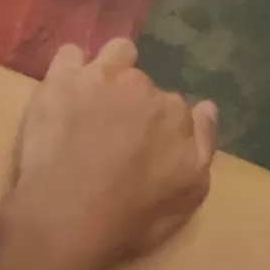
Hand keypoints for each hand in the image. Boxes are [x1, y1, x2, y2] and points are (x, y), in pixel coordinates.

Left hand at [0, 39, 218, 269]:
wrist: (65, 215)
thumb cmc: (129, 216)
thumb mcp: (188, 196)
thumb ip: (204, 144)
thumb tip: (208, 106)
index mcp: (176, 113)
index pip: (175, 109)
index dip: (159, 129)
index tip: (144, 150)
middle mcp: (143, 87)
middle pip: (143, 84)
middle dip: (133, 102)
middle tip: (113, 134)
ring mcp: (101, 78)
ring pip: (116, 53)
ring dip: (110, 70)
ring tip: (94, 98)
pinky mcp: (61, 79)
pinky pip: (70, 55)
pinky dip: (69, 69)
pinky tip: (63, 91)